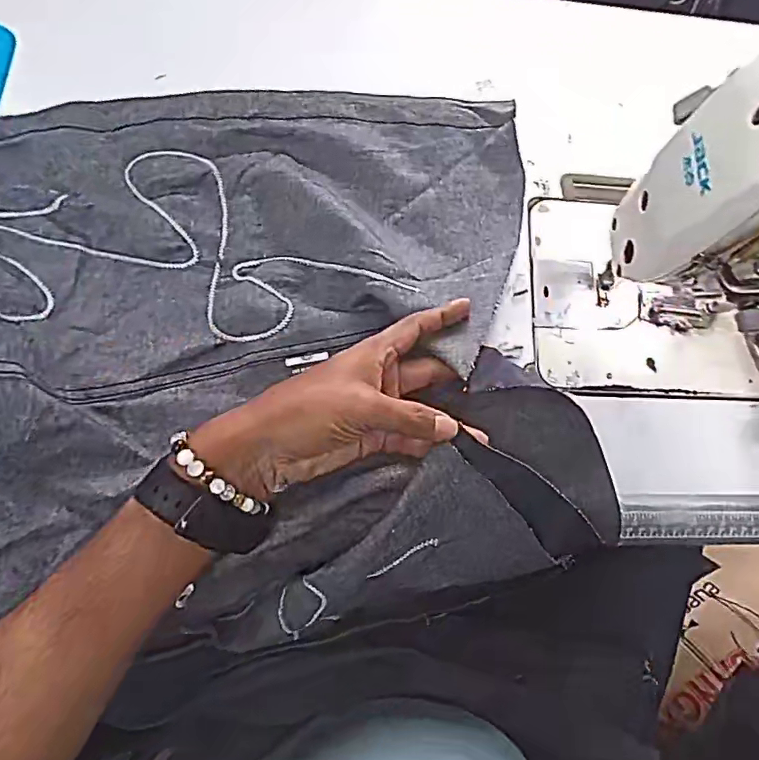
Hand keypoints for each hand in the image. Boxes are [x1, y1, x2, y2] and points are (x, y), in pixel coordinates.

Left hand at [186, 299, 481, 500]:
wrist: (269, 450)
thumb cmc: (303, 409)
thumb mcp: (361, 405)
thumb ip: (410, 417)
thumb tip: (450, 427)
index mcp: (374, 354)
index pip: (415, 329)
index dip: (440, 318)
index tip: (466, 309)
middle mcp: (380, 377)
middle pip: (427, 370)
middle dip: (455, 376)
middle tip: (489, 382)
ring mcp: (379, 408)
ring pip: (423, 408)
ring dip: (447, 418)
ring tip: (480, 426)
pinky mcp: (374, 436)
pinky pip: (410, 435)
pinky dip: (428, 441)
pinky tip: (450, 446)